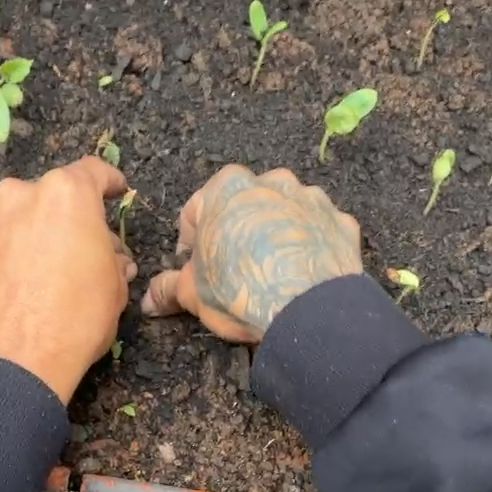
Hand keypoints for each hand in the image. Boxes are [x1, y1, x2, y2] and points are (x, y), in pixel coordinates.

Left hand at [0, 157, 134, 403]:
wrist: (14, 365)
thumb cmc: (75, 322)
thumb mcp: (115, 290)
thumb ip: (113, 260)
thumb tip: (112, 258)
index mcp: (65, 196)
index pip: (92, 172)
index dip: (107, 182)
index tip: (114, 191)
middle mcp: (18, 196)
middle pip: (47, 197)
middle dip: (62, 219)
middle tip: (75, 252)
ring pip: (12, 220)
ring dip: (26, 238)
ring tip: (37, 277)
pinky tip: (10, 291)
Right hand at [141, 165, 361, 342]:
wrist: (307, 310)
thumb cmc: (239, 291)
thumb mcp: (193, 293)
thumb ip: (168, 289)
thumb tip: (149, 301)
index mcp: (227, 187)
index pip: (196, 211)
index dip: (190, 243)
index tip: (194, 268)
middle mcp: (271, 181)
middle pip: (244, 207)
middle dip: (236, 234)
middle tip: (232, 271)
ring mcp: (311, 198)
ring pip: (284, 214)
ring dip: (275, 236)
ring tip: (270, 274)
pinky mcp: (342, 222)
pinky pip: (319, 232)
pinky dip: (310, 248)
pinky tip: (302, 276)